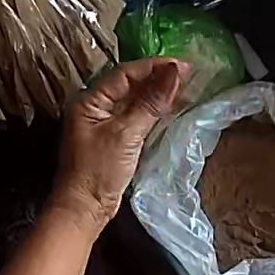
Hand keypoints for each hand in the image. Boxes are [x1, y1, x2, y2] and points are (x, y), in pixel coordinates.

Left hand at [50, 58, 187, 228]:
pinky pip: (135, 117)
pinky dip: (153, 111)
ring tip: (187, 89)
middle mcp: (94, 108)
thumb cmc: (98, 171)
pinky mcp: (113, 139)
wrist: (84, 208)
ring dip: (158, 94)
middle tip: (190, 75)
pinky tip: (172, 108)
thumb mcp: (126, 134)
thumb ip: (150, 103)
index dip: (154, 66)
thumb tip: (174, 73)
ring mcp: (103, 124)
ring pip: (134, 101)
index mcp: (89, 101)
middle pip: (130, 85)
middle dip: (158, 78)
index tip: (183, 65)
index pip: (124, 74)